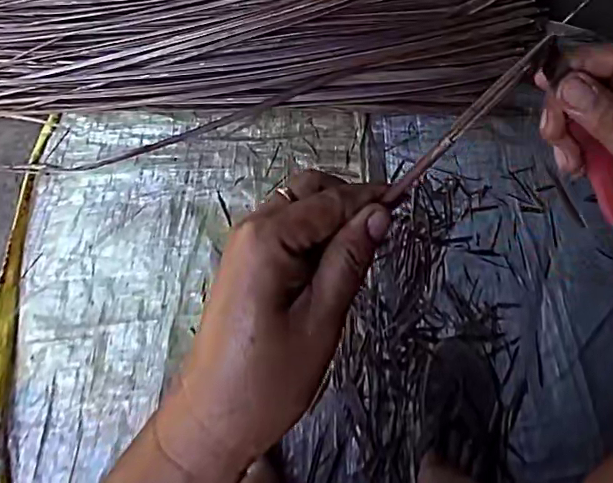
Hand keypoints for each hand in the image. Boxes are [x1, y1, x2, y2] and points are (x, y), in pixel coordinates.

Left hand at [149, 170, 389, 479]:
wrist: (209, 424)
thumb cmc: (265, 381)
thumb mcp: (320, 321)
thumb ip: (350, 259)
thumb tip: (380, 213)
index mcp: (268, 237)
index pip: (330, 200)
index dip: (369, 198)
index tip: (403, 201)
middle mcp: (252, 227)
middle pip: (310, 188)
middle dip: (349, 198)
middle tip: (384, 225)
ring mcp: (245, 242)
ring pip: (299, 204)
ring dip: (333, 213)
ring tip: (363, 246)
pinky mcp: (246, 259)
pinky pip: (287, 226)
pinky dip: (315, 230)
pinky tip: (334, 260)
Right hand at [537, 44, 612, 278]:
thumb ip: (607, 120)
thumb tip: (567, 84)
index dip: (576, 65)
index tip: (544, 83)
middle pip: (591, 77)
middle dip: (567, 105)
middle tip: (554, 136)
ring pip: (581, 100)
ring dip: (566, 129)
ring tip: (570, 161)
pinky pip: (583, 124)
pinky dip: (572, 142)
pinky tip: (576, 165)